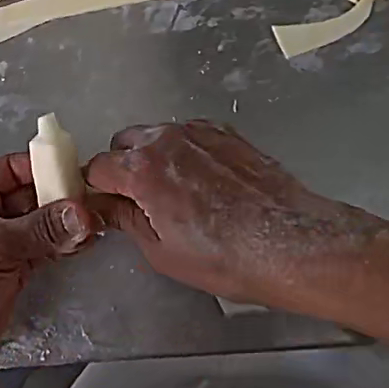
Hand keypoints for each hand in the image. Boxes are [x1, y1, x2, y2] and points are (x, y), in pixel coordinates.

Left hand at [0, 152, 101, 370]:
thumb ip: (43, 227)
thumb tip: (82, 213)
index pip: (12, 168)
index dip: (42, 167)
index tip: (75, 170)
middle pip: (32, 193)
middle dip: (60, 197)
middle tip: (93, 200)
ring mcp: (4, 240)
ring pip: (42, 220)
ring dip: (66, 222)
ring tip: (95, 222)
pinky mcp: (18, 265)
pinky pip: (46, 245)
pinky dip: (64, 243)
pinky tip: (85, 241)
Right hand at [85, 120, 388, 314]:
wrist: (290, 241)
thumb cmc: (223, 257)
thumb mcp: (161, 251)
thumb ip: (125, 219)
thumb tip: (105, 205)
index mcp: (140, 169)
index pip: (98, 166)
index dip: (98, 187)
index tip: (107, 204)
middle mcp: (163, 139)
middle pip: (123, 143)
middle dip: (122, 167)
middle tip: (140, 199)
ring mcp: (194, 130)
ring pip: (155, 135)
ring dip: (152, 156)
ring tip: (177, 190)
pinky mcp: (222, 131)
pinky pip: (186, 134)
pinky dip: (183, 150)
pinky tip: (204, 180)